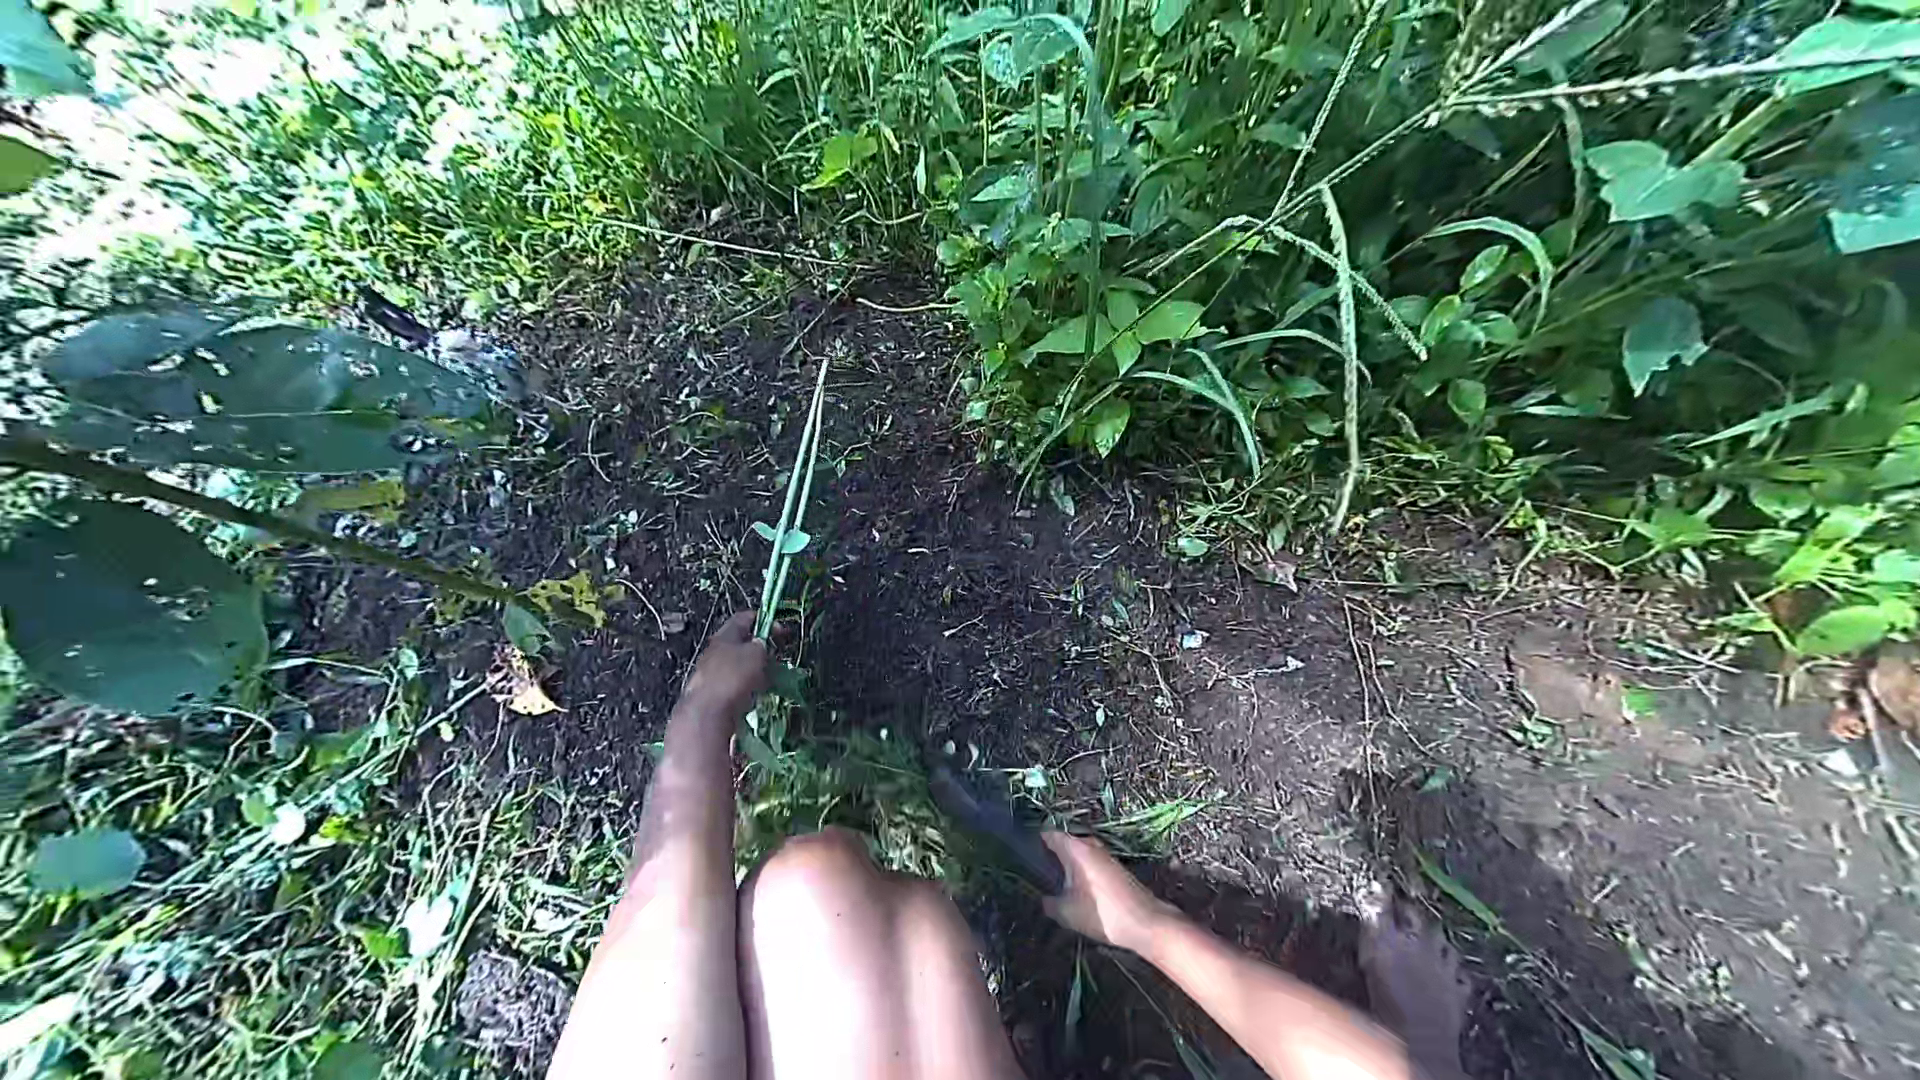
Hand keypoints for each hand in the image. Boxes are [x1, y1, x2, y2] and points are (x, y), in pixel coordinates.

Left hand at [678, 611, 770, 717]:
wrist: (708, 713)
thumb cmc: (733, 677)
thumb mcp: (756, 653)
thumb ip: (762, 644)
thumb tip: (761, 644)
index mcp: (725, 636)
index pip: (744, 618)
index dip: (763, 619)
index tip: (779, 627)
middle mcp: (716, 651)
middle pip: (741, 642)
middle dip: (761, 647)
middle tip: (776, 653)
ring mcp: (713, 672)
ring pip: (739, 664)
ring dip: (756, 668)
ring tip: (770, 675)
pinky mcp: (714, 692)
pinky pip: (736, 683)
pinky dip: (748, 685)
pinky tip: (757, 692)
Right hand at [1040, 832, 1177, 952]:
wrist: (1146, 922)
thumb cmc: (1103, 913)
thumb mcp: (1067, 913)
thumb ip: (1049, 903)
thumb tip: (1042, 898)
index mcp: (1075, 848)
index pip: (1048, 834)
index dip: (1034, 843)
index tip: (1024, 857)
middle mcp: (1089, 844)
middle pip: (1063, 842)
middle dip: (1050, 856)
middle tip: (1038, 875)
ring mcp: (1104, 854)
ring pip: (1078, 853)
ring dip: (1067, 865)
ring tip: (1056, 885)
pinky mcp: (1114, 866)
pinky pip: (1090, 861)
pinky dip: (1081, 871)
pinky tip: (1077, 891)